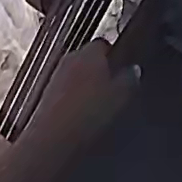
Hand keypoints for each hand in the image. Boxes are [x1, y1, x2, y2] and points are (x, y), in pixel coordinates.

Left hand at [18, 40, 137, 157]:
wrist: (54, 136)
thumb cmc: (89, 111)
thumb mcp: (121, 96)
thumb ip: (129, 79)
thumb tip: (134, 70)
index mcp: (90, 52)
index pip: (103, 44)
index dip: (113, 56)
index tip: (122, 70)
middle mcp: (71, 57)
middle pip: (88, 58)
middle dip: (99, 70)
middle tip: (112, 89)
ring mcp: (56, 74)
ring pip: (76, 73)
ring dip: (85, 84)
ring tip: (97, 105)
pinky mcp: (46, 92)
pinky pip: (65, 89)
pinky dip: (72, 97)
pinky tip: (80, 115)